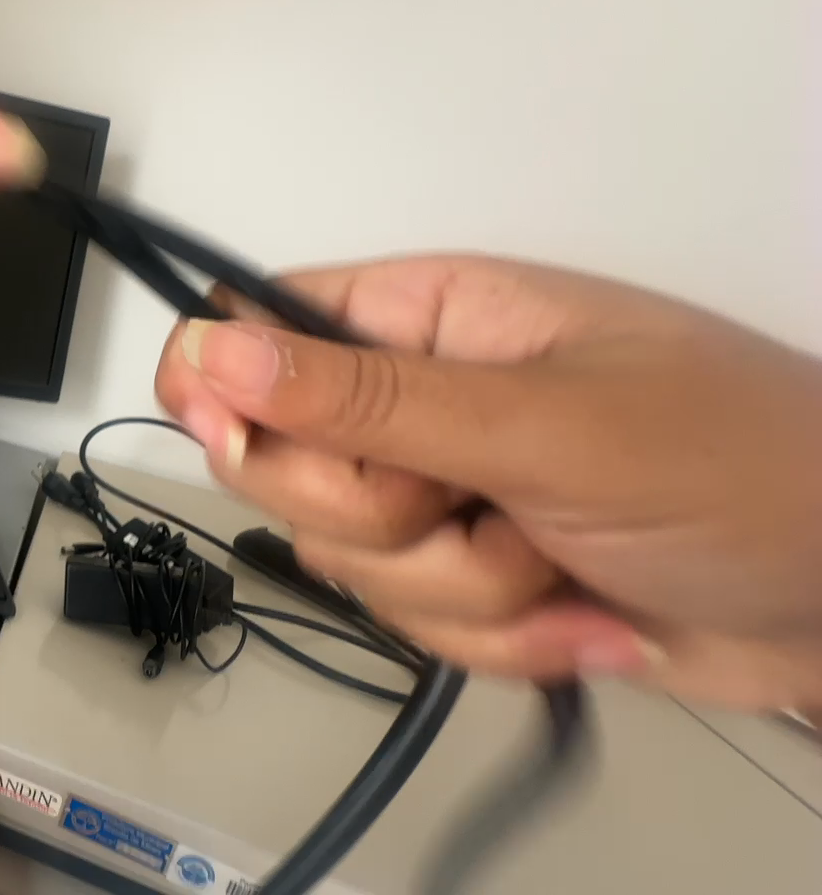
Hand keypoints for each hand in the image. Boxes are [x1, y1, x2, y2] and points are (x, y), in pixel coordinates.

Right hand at [153, 254, 821, 710]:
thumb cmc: (743, 472)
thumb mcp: (547, 426)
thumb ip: (367, 397)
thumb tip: (212, 355)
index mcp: (407, 320)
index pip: (243, 328)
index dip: (209, 379)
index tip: (229, 439)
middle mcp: (390, 400)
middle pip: (269, 455)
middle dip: (366, 507)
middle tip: (463, 501)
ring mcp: (411, 487)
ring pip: (331, 547)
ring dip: (450, 583)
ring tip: (558, 561)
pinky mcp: (439, 569)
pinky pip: (391, 613)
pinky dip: (487, 634)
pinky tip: (577, 615)